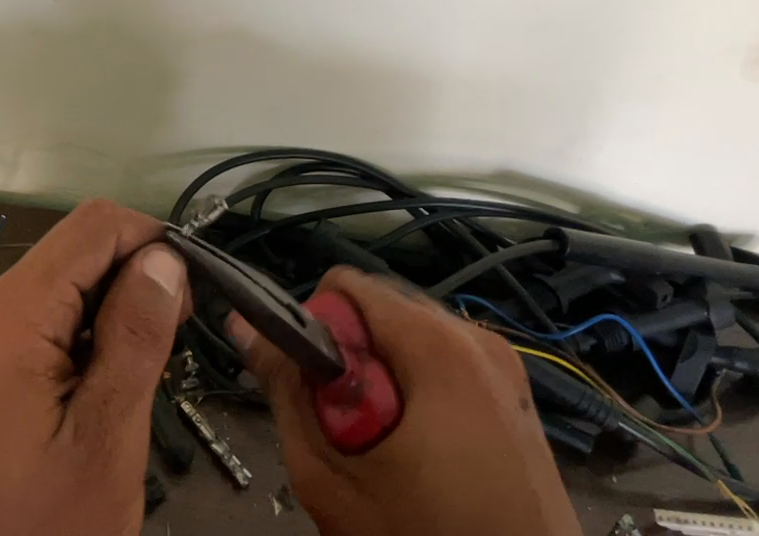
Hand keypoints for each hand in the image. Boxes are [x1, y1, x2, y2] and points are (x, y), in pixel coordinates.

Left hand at [0, 200, 189, 535]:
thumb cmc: (37, 531)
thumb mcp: (103, 438)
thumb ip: (134, 337)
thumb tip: (163, 257)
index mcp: (10, 314)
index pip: (93, 225)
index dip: (151, 241)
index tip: (190, 297)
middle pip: (76, 249)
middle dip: (135, 277)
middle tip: (171, 344)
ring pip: (64, 283)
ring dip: (114, 310)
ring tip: (139, 375)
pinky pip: (45, 320)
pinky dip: (87, 335)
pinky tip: (105, 385)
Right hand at [230, 267, 580, 535]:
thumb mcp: (330, 470)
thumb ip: (284, 387)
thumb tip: (242, 322)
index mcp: (437, 344)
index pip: (343, 288)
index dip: (315, 334)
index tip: (317, 391)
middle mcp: (476, 339)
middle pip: (378, 310)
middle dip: (349, 358)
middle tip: (348, 426)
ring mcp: (504, 368)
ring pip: (407, 338)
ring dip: (380, 378)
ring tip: (386, 447)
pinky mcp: (516, 397)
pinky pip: (442, 364)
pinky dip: (417, 392)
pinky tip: (420, 454)